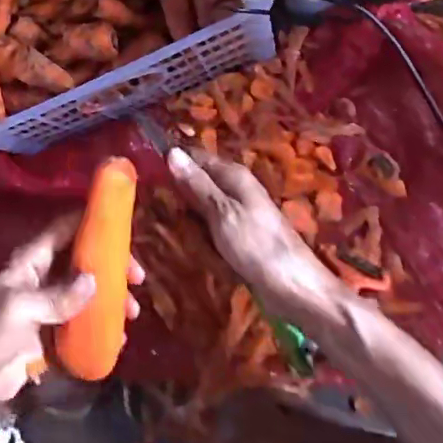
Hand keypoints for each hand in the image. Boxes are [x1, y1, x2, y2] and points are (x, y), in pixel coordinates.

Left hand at [0, 214, 143, 425]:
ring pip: (87, 295)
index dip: (90, 222)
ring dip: (110, 299)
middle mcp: (43, 278)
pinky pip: (82, 328)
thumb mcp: (18, 310)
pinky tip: (118, 338)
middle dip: (110, 266)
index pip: (64, 230)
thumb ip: (56, 297)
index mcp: (30, 261)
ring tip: (131, 312)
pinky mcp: (52, 338)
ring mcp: (48, 309)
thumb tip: (94, 281)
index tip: (121, 227)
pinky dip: (101, 330)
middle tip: (136, 278)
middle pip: (82, 262)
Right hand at [167, 146, 349, 324]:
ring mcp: (238, 212)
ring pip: (201, 204)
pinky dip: (198, 230)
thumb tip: (172, 151)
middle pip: (197, 180)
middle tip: (149, 201)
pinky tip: (187, 240)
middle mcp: (236, 188)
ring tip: (164, 222)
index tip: (145, 170)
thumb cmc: (258, 247)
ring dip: (186, 213)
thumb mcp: (222, 213)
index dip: (172, 161)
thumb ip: (197, 183)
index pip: (194, 156)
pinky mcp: (239, 234)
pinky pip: (210, 224)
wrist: (297, 291)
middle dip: (177, 190)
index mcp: (233, 175)